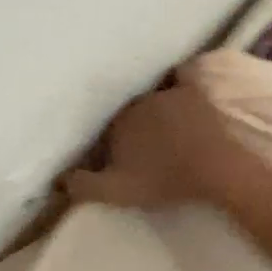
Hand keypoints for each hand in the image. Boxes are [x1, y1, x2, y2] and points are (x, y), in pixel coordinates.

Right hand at [65, 84, 251, 208]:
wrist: (213, 168)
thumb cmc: (164, 180)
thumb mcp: (117, 191)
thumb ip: (84, 186)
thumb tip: (58, 181)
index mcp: (116, 123)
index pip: (106, 131)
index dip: (111, 146)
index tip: (119, 161)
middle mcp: (137, 102)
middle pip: (128, 114)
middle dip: (131, 127)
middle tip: (142, 147)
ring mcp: (167, 93)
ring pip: (152, 99)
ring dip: (153, 110)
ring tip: (162, 129)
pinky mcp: (194, 92)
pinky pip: (180, 79)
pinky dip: (177, 82)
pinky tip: (180, 89)